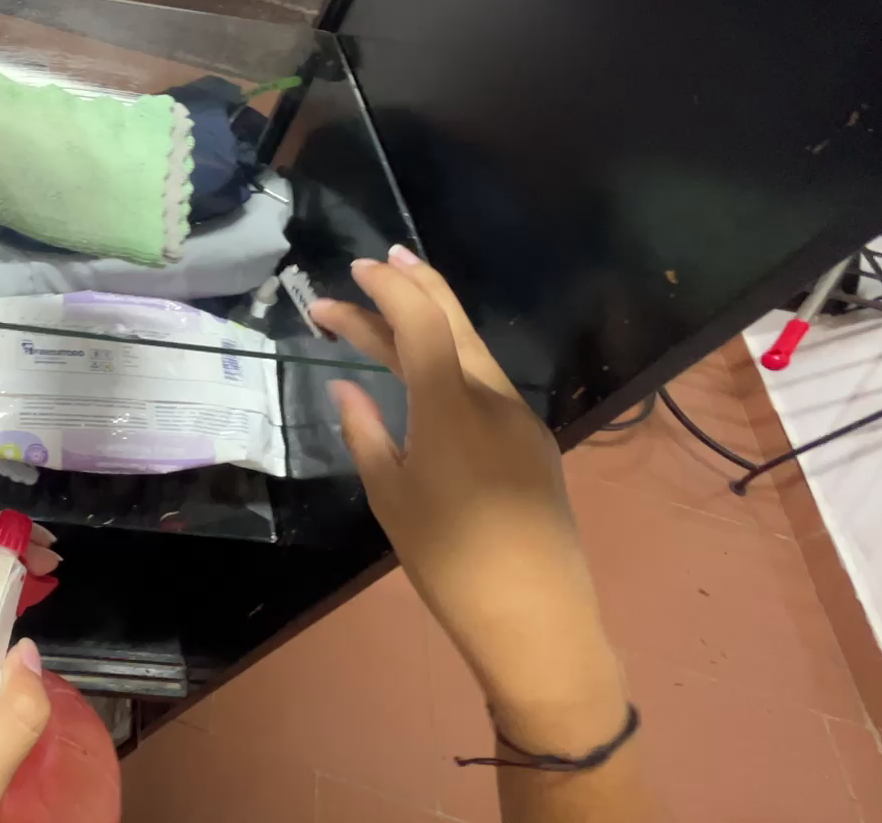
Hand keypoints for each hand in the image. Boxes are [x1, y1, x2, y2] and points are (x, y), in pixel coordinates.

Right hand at [312, 246, 627, 752]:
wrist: (536, 619)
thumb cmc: (446, 557)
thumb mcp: (388, 493)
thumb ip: (365, 431)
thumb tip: (345, 388)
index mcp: (451, 408)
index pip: (421, 324)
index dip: (388, 290)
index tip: (355, 272)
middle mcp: (492, 398)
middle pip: (453, 322)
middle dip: (414, 285)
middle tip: (379, 261)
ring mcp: (519, 418)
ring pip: (468, 350)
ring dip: (426, 323)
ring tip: (389, 307)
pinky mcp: (530, 441)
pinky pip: (482, 381)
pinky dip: (447, 358)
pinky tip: (424, 369)